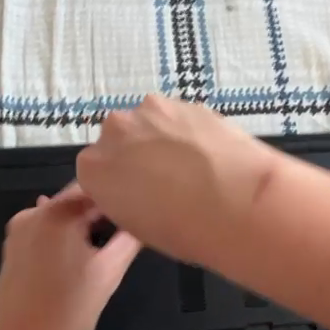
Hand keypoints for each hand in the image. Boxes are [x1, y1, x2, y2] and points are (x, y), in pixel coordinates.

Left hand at [0, 186, 139, 329]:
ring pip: (64, 217)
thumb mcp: (109, 274)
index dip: (124, 193)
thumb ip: (129, 237)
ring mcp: (19, 233)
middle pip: (79, 199)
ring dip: (87, 225)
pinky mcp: (13, 253)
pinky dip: (68, 238)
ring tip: (113, 241)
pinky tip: (86, 255)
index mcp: (56, 212)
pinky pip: (48, 234)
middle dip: (105, 210)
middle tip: (134, 225)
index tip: (144, 205)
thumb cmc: (69, 317)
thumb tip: (146, 217)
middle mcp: (33, 214)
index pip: (98, 186)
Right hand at [75, 95, 284, 263]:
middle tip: (166, 180)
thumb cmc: (182, 228)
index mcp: (93, 167)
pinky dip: (189, 130)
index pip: (97, 171)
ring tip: (192, 166)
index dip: (119, 183)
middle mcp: (115, 130)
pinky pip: (179, 117)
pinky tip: (209, 153)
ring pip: (150, 122)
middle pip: (120, 139)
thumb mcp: (137, 227)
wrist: (235, 201)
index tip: (139, 196)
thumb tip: (137, 194)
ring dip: (163, 138)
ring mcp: (151, 110)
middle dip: (137, 155)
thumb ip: (124, 201)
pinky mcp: (186, 101)